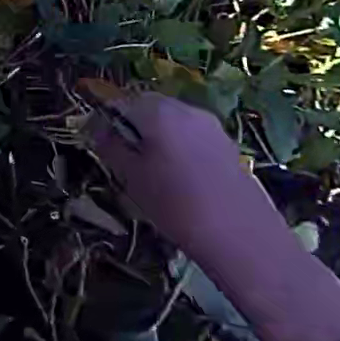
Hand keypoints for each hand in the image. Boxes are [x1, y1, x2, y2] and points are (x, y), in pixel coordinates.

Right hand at [89, 91, 262, 263]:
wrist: (245, 240)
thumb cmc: (176, 205)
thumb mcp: (131, 177)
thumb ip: (109, 145)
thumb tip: (94, 126)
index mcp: (158, 111)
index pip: (120, 100)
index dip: (106, 119)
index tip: (101, 143)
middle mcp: (186, 109)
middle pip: (148, 106)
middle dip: (132, 125)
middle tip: (126, 159)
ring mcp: (211, 126)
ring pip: (172, 121)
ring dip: (157, 136)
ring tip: (153, 172)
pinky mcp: (228, 145)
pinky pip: (192, 135)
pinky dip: (179, 147)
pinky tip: (181, 179)